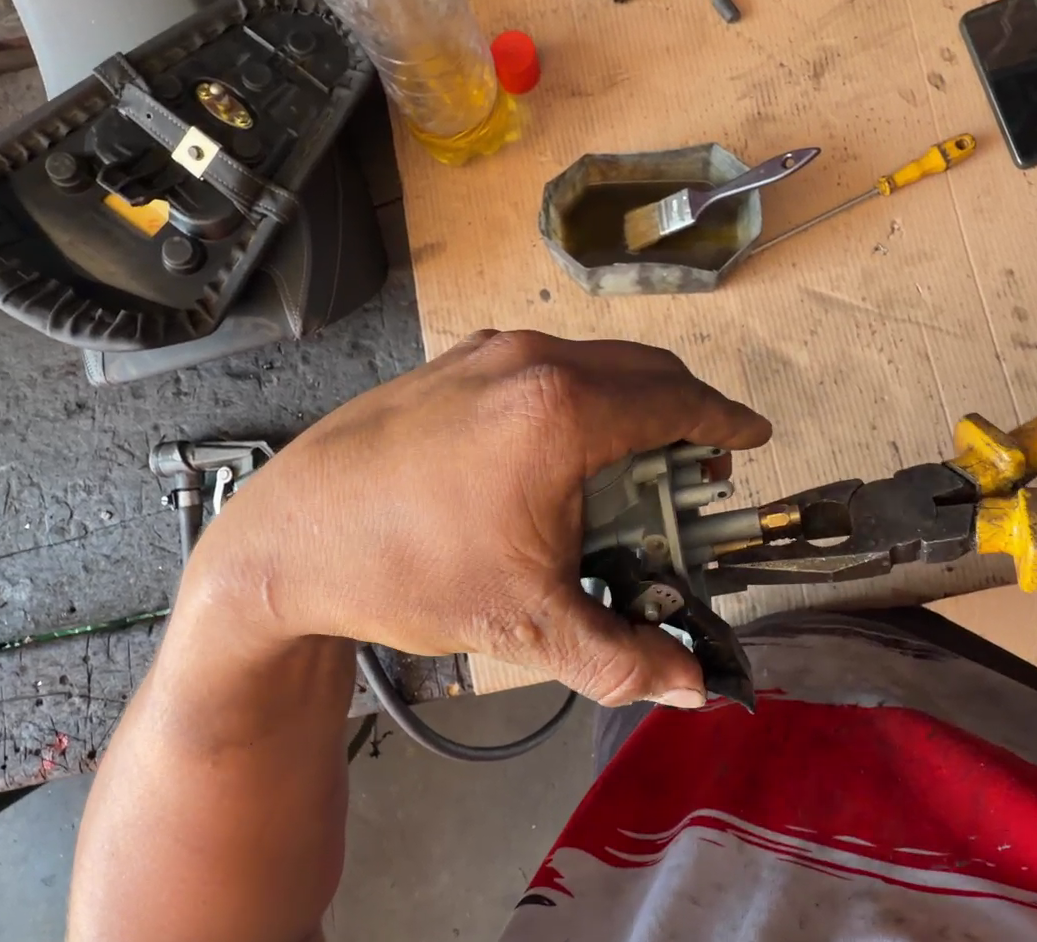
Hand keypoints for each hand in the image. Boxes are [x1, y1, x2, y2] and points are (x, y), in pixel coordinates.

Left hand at [186, 330, 771, 706]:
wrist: (285, 539)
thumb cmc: (401, 570)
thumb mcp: (528, 624)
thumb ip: (624, 658)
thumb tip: (690, 683)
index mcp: (562, 411)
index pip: (676, 402)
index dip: (725, 420)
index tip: (751, 435)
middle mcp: (530, 362)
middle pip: (643, 372)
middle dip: (683, 415)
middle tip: (696, 468)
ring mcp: (487, 354)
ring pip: (592, 364)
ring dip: (628, 406)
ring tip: (629, 468)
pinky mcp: (454, 363)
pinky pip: (544, 366)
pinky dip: (578, 398)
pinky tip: (560, 454)